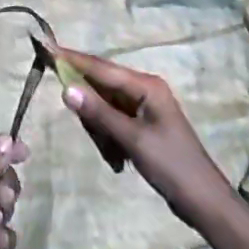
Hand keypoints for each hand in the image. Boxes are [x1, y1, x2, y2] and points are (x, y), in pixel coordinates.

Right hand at [51, 46, 231, 225]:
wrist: (203, 201)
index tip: (45, 48)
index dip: (72, 59)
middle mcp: (143, 89)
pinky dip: (108, 138)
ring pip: (103, 107)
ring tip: (113, 155)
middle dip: (89, 110)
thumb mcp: (132, 139)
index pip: (101, 67)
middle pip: (99, 86)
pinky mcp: (140, 124)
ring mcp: (142, 107)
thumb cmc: (171, 166)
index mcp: (146, 85)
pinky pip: (111, 121)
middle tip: (96, 137)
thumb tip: (65, 88)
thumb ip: (98, 113)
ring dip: (100, 130)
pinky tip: (117, 159)